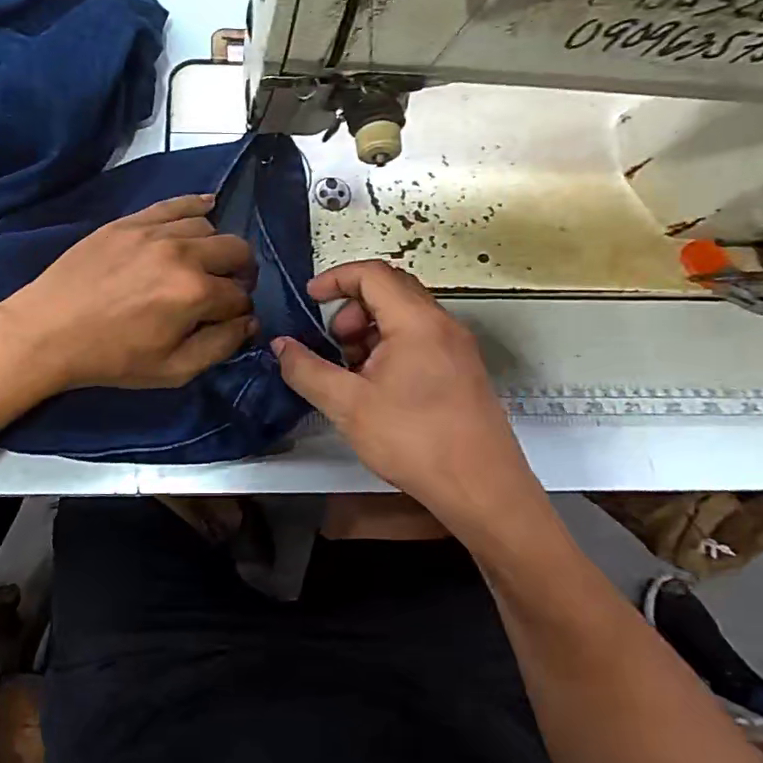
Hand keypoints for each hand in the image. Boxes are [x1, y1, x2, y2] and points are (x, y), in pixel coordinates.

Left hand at [0, 194, 259, 391]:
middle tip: (224, 290)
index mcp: (195, 293)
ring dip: (215, 247)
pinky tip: (206, 208)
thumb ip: (219, 347)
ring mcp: (154, 231)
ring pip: (208, 226)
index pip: (241, 296)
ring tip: (202, 265)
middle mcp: (182, 253)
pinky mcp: (129, 221)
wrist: (47, 331)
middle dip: (240, 273)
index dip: (240, 312)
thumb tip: (247, 323)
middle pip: (237, 250)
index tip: (227, 321)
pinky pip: (176, 203)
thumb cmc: (111, 358)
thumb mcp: (172, 370)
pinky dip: (197, 205)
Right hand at [271, 261, 539, 518]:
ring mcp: (457, 347)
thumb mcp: (347, 405)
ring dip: (369, 330)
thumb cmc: (414, 441)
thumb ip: (307, 370)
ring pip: (405, 316)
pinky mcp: (462, 370)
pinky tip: (376, 386)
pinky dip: (390, 346)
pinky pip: (420, 338)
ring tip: (351, 370)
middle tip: (333, 343)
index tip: (310, 299)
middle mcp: (442, 325)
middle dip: (352, 308)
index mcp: (416, 322)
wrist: (481, 488)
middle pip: (390, 289)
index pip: (372, 274)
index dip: (335, 279)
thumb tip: (281, 346)